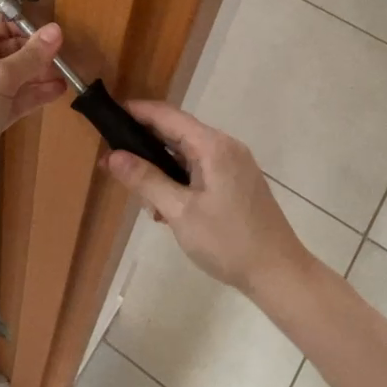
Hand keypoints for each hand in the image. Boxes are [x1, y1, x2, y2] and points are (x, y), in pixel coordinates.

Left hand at [0, 13, 68, 200]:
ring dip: (35, 74)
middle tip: (59, 53)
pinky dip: (32, 95)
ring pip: (9, 78)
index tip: (41, 31)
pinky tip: (56, 91)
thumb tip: (55, 30)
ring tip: (64, 73)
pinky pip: (12, 101)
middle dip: (29, 51)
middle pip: (0, 51)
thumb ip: (29, 56)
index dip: (12, 24)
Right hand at [100, 101, 313, 295]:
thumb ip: (145, 180)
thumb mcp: (180, 212)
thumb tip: (112, 156)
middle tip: (113, 160)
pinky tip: (165, 206)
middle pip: (177, 131)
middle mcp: (226, 147)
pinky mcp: (237, 183)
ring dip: (161, 166)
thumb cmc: (228, 242)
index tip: (107, 117)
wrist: (279, 274)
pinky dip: (179, 179)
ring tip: (137, 192)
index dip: (136, 112)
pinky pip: (200, 169)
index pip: (167, 115)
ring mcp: (235, 165)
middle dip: (144, 143)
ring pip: (187, 153)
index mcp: (213, 146)